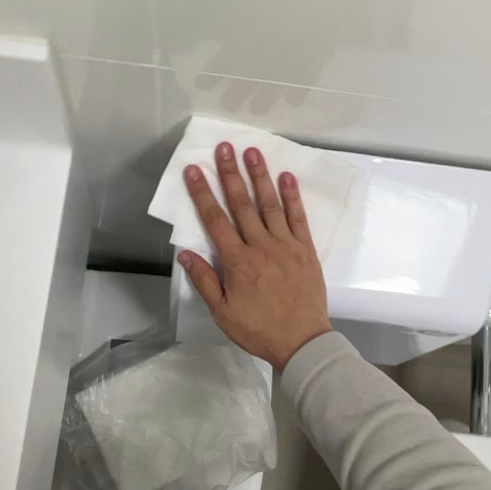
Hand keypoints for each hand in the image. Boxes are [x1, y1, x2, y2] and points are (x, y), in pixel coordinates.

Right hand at [178, 142, 332, 369]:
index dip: (202, 193)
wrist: (301, 342)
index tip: (194, 170)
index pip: (215, 220)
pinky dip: (292, 196)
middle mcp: (260, 246)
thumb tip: (184, 253)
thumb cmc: (258, 330)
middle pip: (242, 204)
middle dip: (230, 174)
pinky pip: (298, 218)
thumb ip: (204, 280)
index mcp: (237, 262)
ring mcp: (285, 245)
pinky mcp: (305, 250)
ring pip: (269, 204)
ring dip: (260, 176)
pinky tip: (286, 177)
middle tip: (224, 147)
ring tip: (252, 152)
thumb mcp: (223, 312)